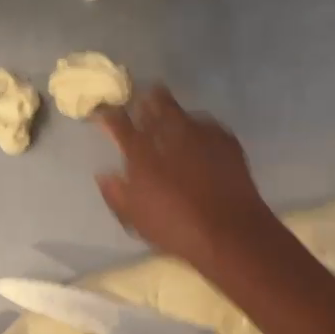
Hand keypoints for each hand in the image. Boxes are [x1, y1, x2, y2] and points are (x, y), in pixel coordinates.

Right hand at [95, 86, 334, 333]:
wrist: (229, 232)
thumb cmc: (175, 229)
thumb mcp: (135, 218)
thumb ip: (116, 192)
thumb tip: (105, 175)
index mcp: (140, 152)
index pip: (117, 121)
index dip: (108, 114)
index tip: (105, 113)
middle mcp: (168, 133)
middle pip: (154, 102)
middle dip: (146, 102)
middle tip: (144, 107)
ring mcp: (200, 132)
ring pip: (181, 111)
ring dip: (173, 114)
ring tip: (173, 125)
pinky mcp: (225, 139)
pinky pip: (206, 126)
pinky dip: (199, 130)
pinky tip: (199, 142)